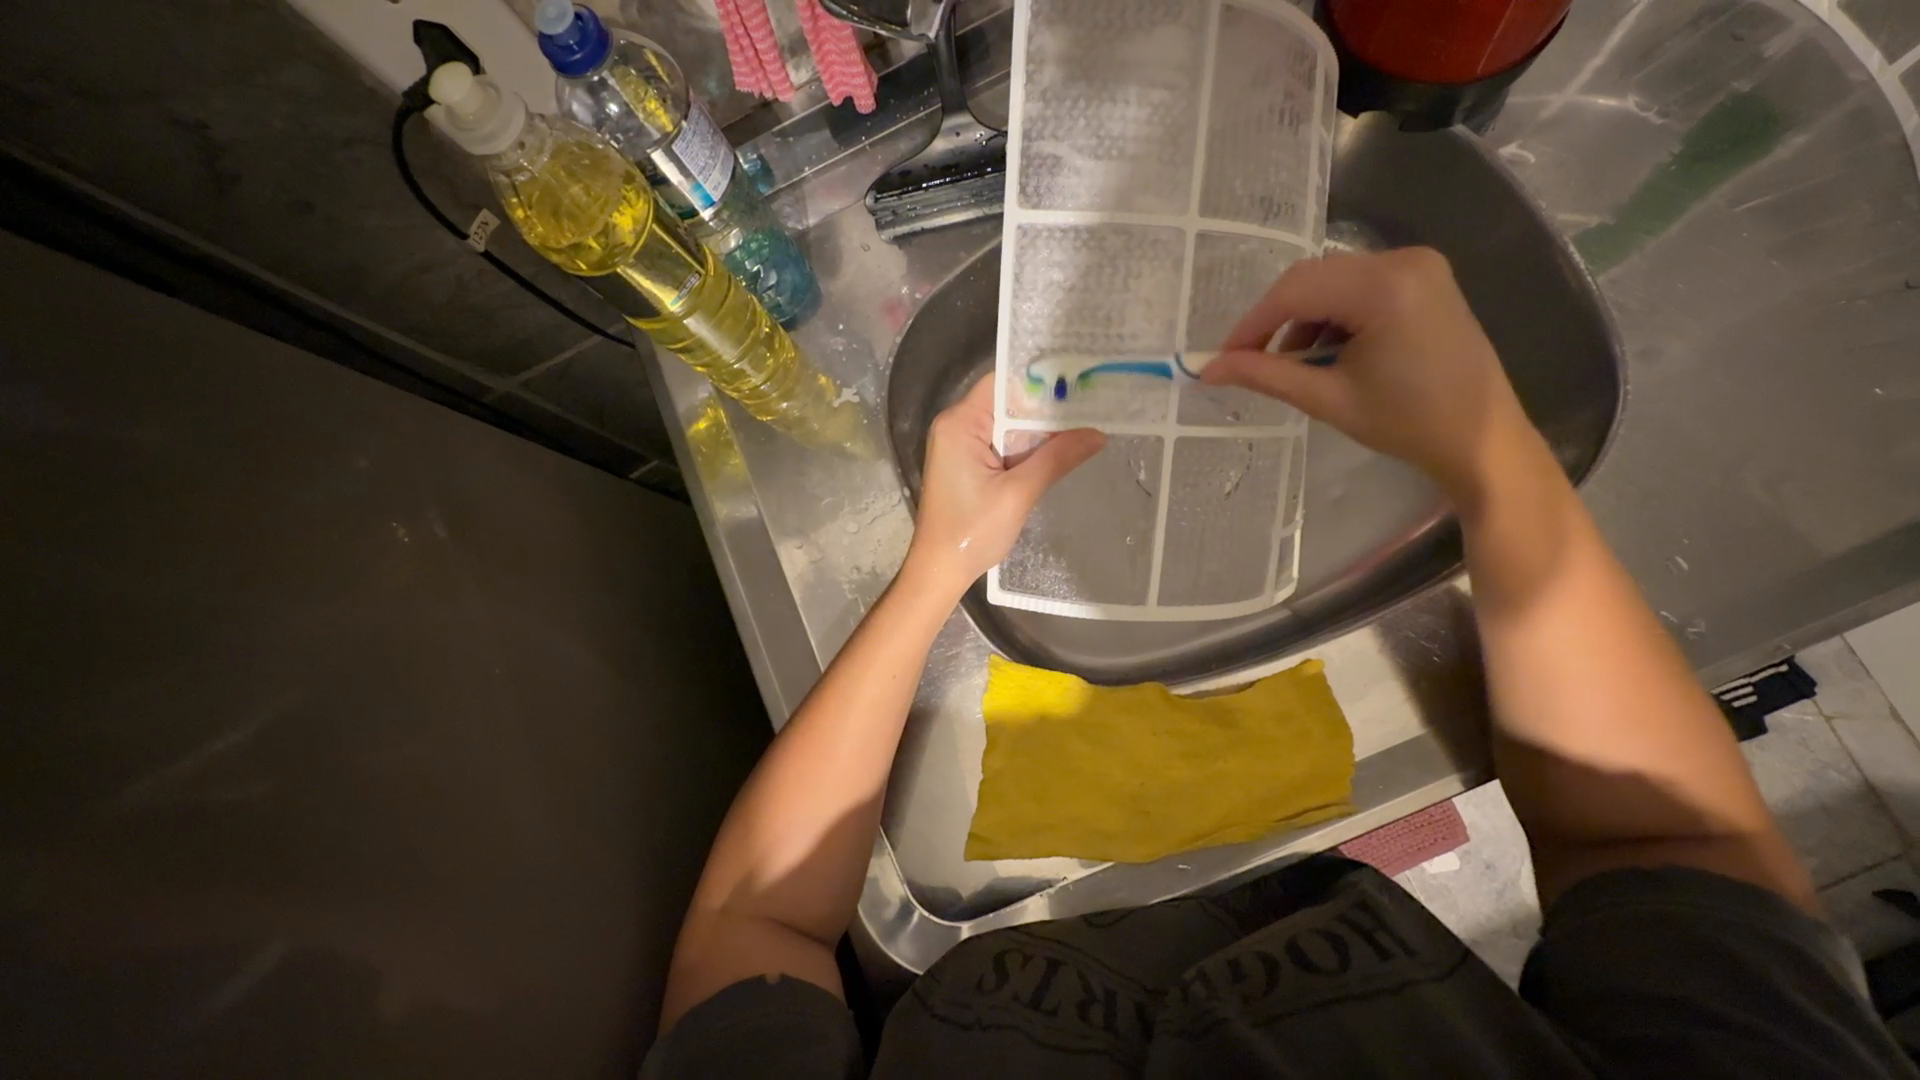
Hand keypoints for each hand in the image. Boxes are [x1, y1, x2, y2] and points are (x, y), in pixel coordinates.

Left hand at [905, 376, 1102, 596]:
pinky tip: (1060, 450)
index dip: (1040, 380)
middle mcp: (956, 427)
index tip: (1079, 381)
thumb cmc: (972, 531)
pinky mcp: (967, 465)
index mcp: (960, 424)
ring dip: (1040, 431)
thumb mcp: (1019, 493)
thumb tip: (1097, 433)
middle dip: (1047, 407)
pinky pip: (1002, 445)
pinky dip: (1027, 449)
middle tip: (1094, 403)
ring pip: (1008, 426)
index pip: (1003, 383)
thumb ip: (1057, 458)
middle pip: (1008, 404)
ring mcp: (960, 447)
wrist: (939, 570)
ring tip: (1086, 423)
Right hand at [1200, 248, 1537, 503]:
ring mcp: (1419, 266)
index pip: (1295, 291)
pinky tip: (1330, 352)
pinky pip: (1358, 286)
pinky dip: (1332, 315)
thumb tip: (1208, 369)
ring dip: (1304, 319)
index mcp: (1385, 288)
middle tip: (1250, 362)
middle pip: (1312, 278)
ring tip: (1296, 365)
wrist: (1482, 438)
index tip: (1222, 358)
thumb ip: (1266, 376)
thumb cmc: (1407, 423)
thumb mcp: (1328, 399)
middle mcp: (1403, 261)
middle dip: (1276, 320)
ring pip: (1332, 280)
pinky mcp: (1424, 279)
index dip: (1252, 324)